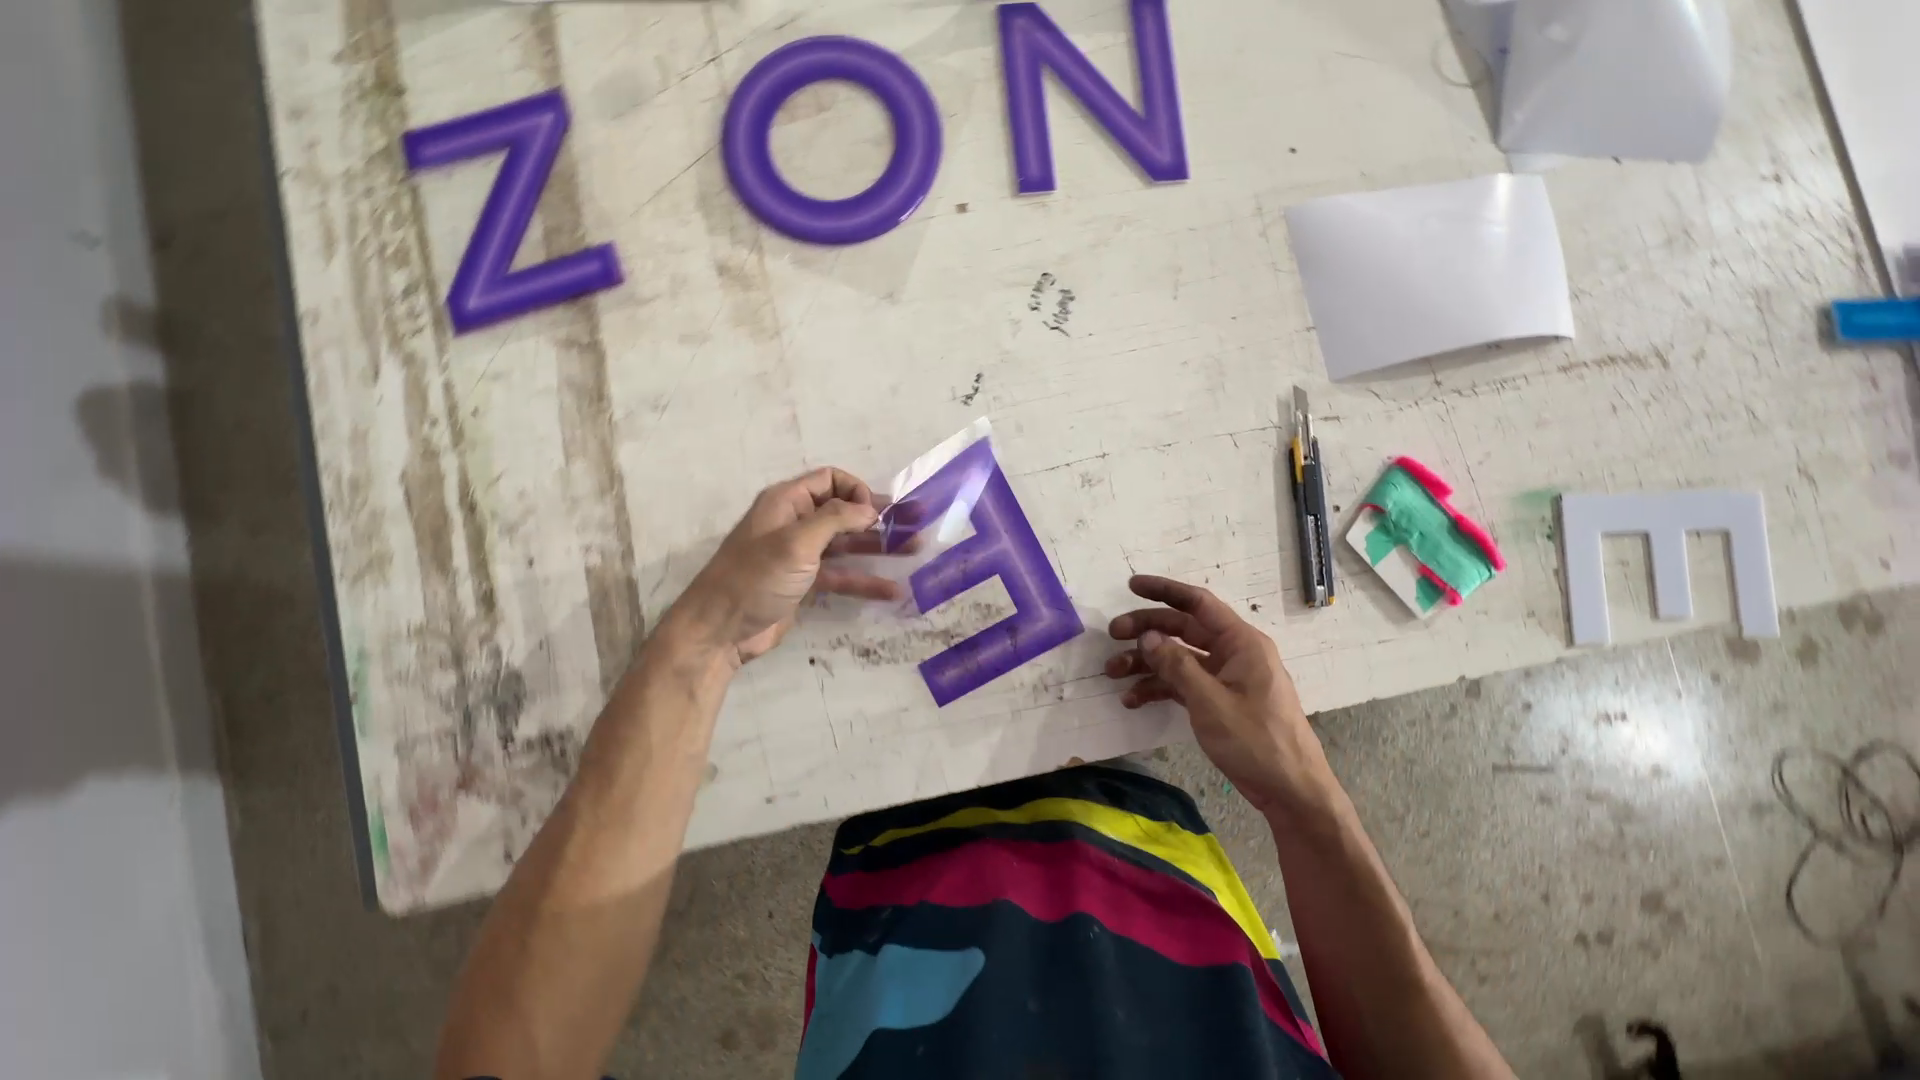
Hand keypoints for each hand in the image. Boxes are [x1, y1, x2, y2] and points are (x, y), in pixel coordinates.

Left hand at [666, 468, 901, 665]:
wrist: (720, 629)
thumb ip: (836, 519)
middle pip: (843, 512)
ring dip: (877, 547)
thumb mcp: (797, 542)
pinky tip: (891, 590)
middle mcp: (794, 522)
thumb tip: (869, 507)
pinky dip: (863, 580)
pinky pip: (840, 576)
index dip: (857, 490)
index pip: (830, 480)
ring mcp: (799, 555)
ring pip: (845, 544)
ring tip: (914, 551)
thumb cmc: (755, 577)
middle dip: (878, 518)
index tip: (879, 512)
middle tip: (916, 525)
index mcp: (787, 502)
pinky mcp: (803, 584)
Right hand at [1105, 575, 1332, 815]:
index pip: (1198, 604)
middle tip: (1112, 635)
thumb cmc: (1256, 741)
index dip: (1164, 591)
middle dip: (1147, 631)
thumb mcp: (1210, 702)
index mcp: (1242, 643)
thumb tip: (1147, 636)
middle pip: (1183, 629)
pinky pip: (1184, 684)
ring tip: (1113, 673)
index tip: (1130, 586)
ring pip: (1179, 658)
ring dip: (1147, 663)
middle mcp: (1234, 653)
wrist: (1290, 790)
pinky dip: (1159, 688)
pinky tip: (1133, 699)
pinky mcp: (1220, 701)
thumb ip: (1177, 665)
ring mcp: (1227, 678)